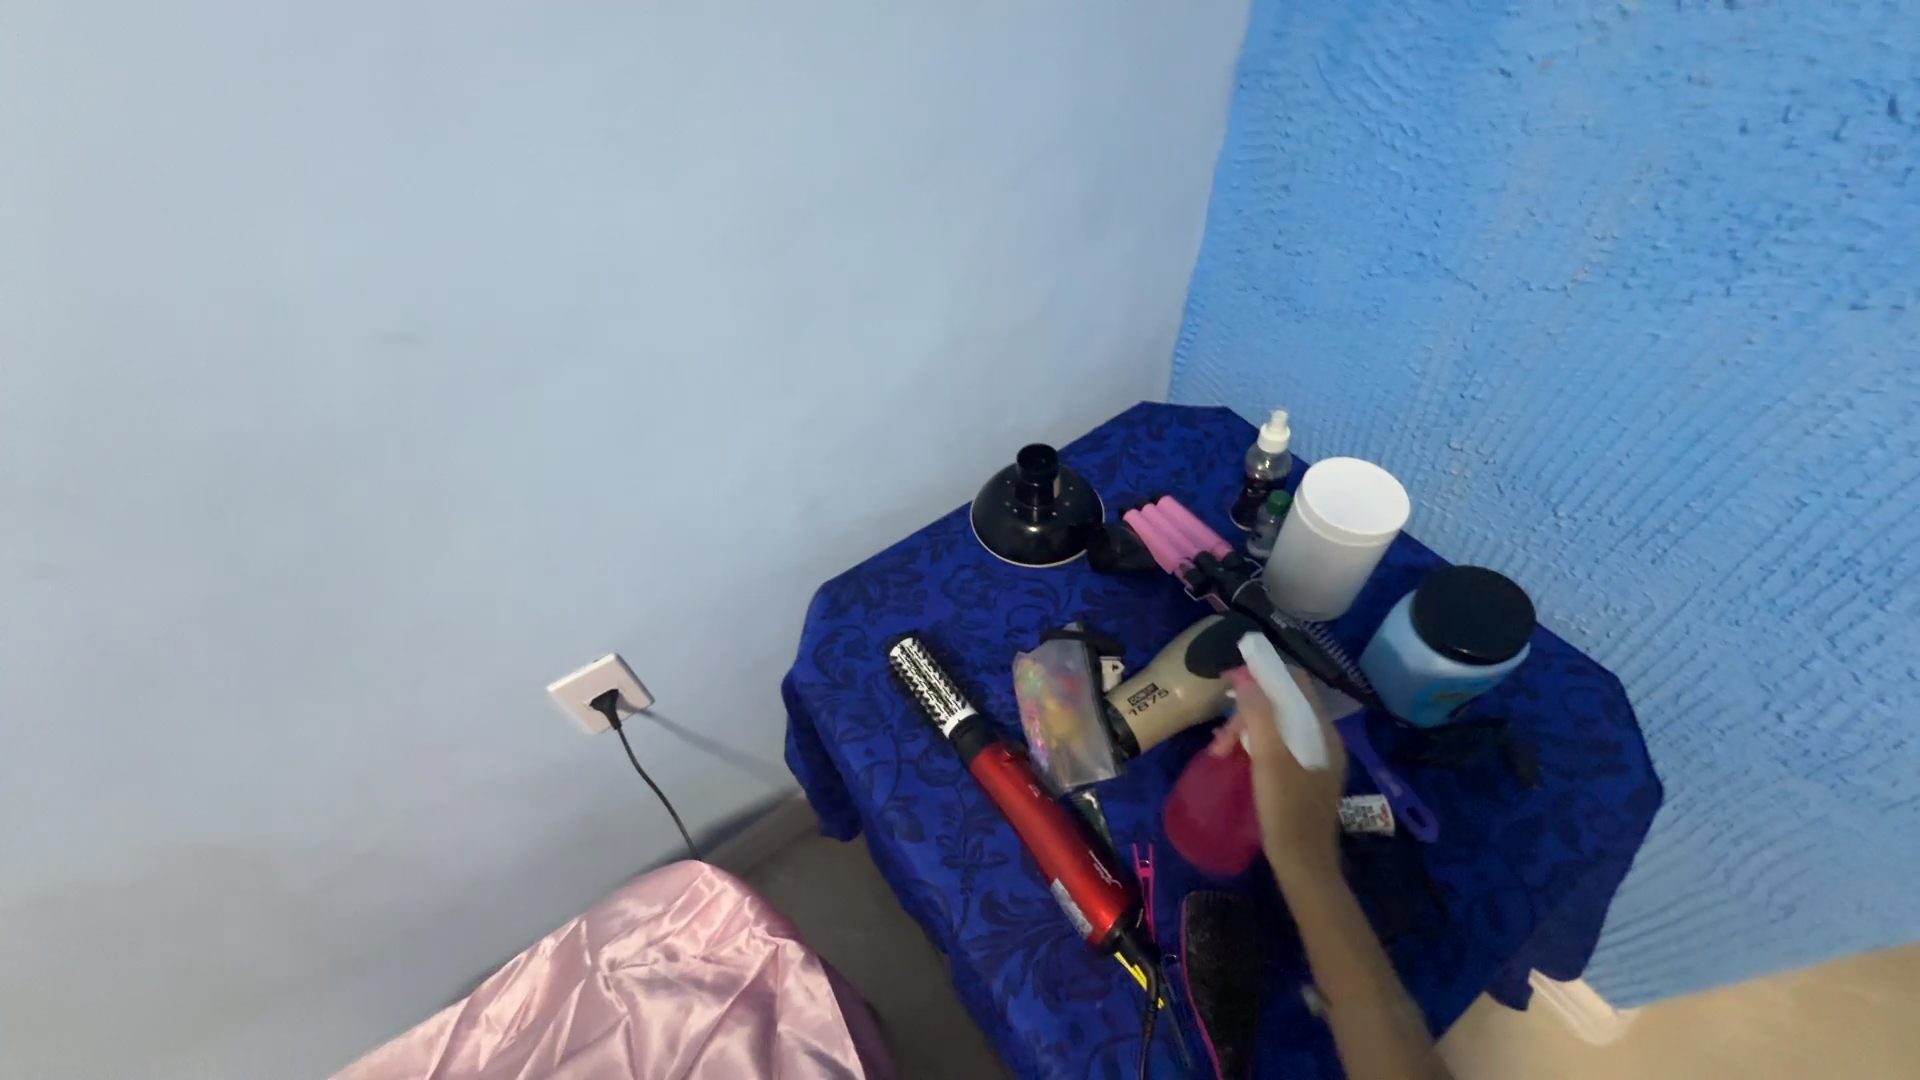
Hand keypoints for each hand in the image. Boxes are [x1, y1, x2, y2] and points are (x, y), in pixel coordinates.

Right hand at [1220, 668, 1348, 885]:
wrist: (1303, 865)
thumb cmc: (1286, 810)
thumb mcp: (1269, 759)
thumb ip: (1259, 715)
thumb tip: (1245, 679)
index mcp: (1322, 732)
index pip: (1295, 684)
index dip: (1263, 674)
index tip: (1230, 680)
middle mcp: (1322, 739)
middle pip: (1281, 705)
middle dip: (1247, 712)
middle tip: (1220, 736)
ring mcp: (1313, 758)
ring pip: (1275, 726)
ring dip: (1244, 730)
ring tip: (1220, 751)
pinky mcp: (1302, 774)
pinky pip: (1275, 745)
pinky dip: (1252, 745)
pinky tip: (1233, 756)